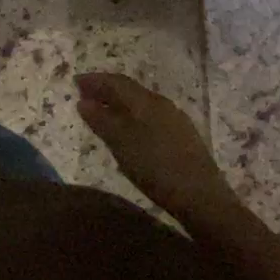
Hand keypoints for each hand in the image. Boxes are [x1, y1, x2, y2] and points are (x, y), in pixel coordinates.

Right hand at [75, 72, 235, 221]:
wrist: (203, 199)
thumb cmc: (156, 167)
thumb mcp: (121, 144)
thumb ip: (101, 120)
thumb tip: (84, 101)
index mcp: (146, 101)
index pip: (116, 81)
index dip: (95, 80)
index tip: (76, 82)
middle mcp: (162, 104)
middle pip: (130, 90)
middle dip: (107, 90)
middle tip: (86, 95)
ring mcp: (176, 121)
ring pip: (141, 104)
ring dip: (120, 104)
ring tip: (104, 113)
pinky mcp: (183, 138)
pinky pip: (151, 117)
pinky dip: (133, 117)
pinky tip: (130, 131)